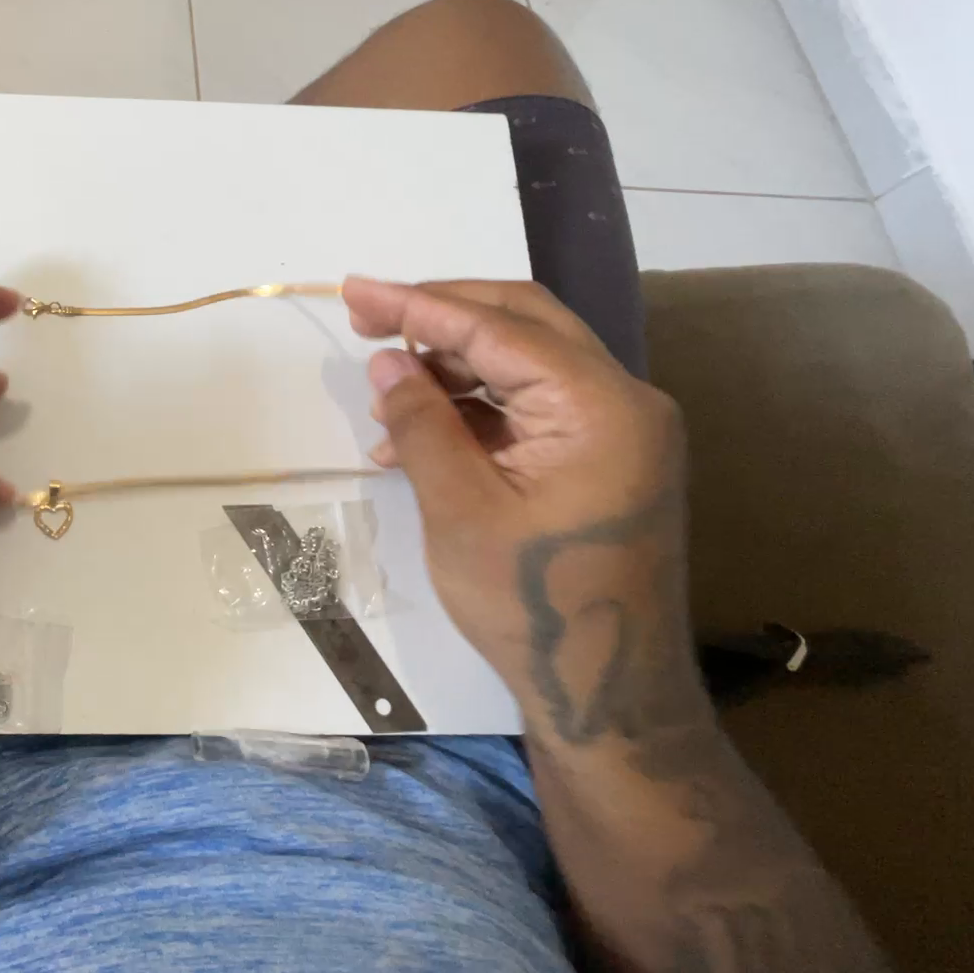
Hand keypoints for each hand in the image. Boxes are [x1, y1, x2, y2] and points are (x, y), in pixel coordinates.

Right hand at [343, 276, 706, 745]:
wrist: (601, 683)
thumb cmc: (527, 600)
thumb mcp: (459, 507)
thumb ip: (421, 422)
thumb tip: (386, 361)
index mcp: (598, 406)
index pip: (496, 329)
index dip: (418, 304)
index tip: (355, 290)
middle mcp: (619, 400)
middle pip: (519, 323)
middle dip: (438, 315)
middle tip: (366, 318)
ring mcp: (611, 428)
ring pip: (520, 362)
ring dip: (448, 368)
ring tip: (383, 398)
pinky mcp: (594, 454)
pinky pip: (524, 406)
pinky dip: (468, 408)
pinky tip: (413, 439)